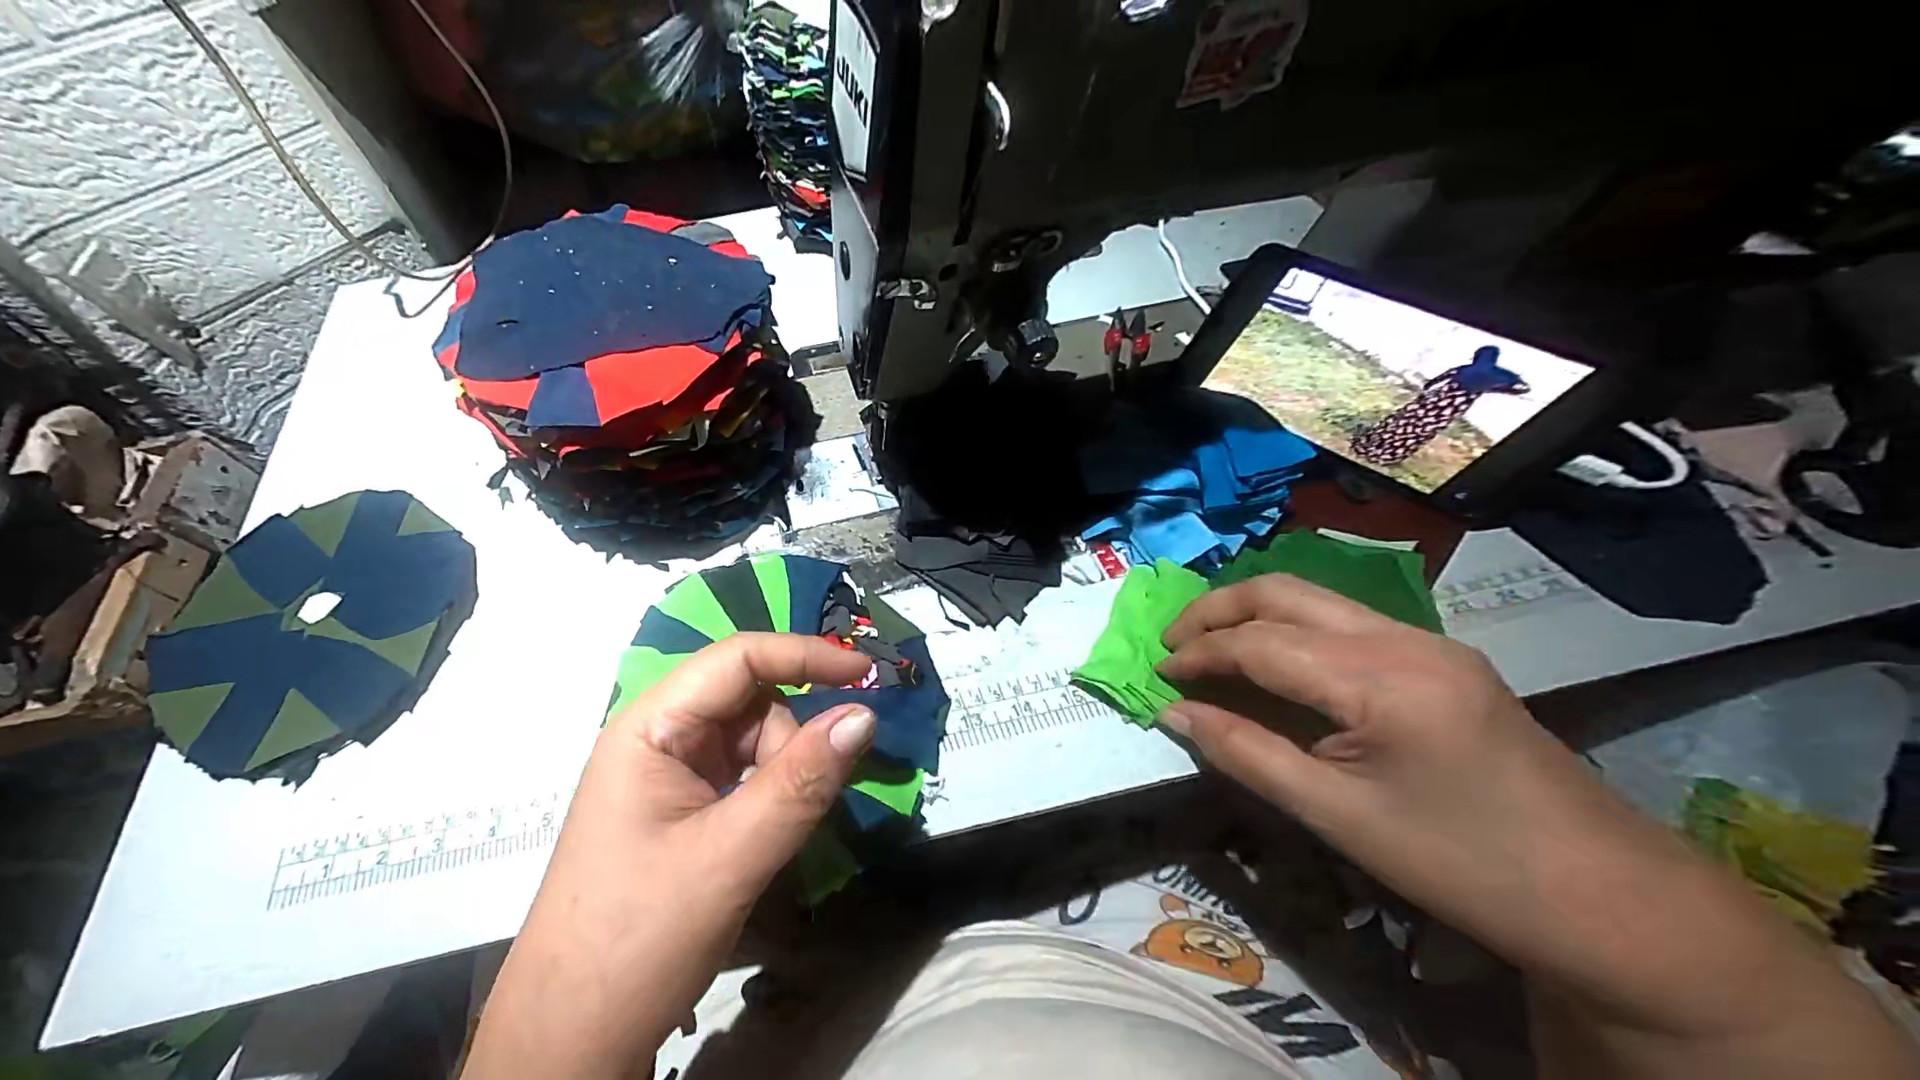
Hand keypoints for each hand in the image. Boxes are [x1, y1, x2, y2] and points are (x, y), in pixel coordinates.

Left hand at [466, 634, 875, 1079]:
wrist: (574, 1040)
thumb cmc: (637, 939)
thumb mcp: (730, 856)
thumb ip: (801, 782)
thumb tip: (865, 714)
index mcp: (651, 728)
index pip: (738, 659)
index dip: (804, 655)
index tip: (866, 673)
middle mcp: (662, 738)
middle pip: (752, 701)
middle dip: (791, 739)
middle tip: (802, 801)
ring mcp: (674, 775)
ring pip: (757, 740)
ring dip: (785, 774)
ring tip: (769, 839)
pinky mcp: (689, 808)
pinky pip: (750, 776)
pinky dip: (775, 795)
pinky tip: (766, 839)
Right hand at [1157, 574, 1919, 1079]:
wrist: (1611, 898)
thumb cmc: (1462, 866)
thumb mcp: (1338, 817)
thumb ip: (1246, 753)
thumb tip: (1174, 713)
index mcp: (1381, 678)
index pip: (1262, 641)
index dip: (1199, 653)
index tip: (1156, 673)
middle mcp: (1404, 638)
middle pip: (1285, 592)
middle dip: (1216, 609)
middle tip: (1172, 643)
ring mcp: (1428, 641)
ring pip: (1315, 599)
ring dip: (1253, 614)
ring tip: (1208, 646)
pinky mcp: (1440, 657)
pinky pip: (1344, 623)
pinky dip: (1291, 631)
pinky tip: (1272, 661)